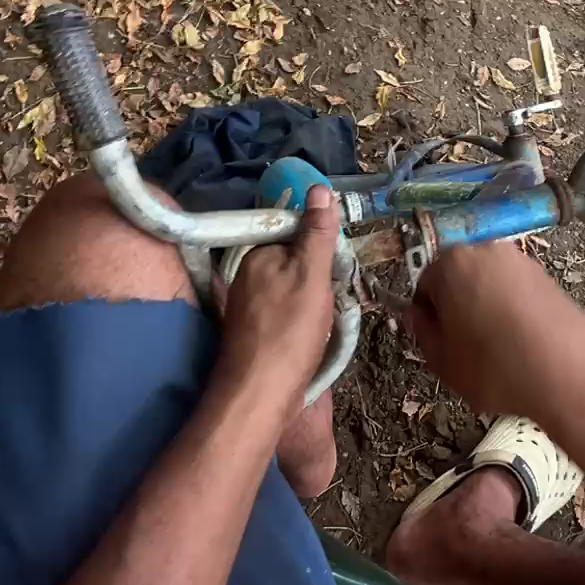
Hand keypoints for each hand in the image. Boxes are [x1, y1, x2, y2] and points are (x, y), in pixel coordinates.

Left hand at [217, 185, 338, 406]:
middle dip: (318, 272)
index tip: (338, 264)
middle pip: (293, 258)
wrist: (258, 397)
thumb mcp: (312, 275)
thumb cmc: (289, 332)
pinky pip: (284, 308)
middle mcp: (247, 273)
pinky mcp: (252, 329)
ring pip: (291, 285)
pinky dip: (302, 316)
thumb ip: (317, 233)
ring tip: (327, 315)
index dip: (321, 243)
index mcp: (257, 253)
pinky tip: (312, 333)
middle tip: (336, 292)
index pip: (294, 231)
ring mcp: (247, 303)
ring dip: (313, 296)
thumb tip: (320, 187)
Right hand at [401, 239, 584, 423]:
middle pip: (458, 276)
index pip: (424, 283)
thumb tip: (412, 313)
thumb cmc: (495, 368)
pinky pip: (516, 289)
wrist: (569, 375)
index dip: (428, 315)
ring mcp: (520, 260)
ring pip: (488, 282)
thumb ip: (420, 331)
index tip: (439, 342)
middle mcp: (485, 249)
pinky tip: (522, 342)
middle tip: (465, 346)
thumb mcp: (444, 361)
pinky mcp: (546, 275)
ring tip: (497, 347)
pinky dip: (513, 309)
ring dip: (485, 306)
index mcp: (452, 263)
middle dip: (457, 306)